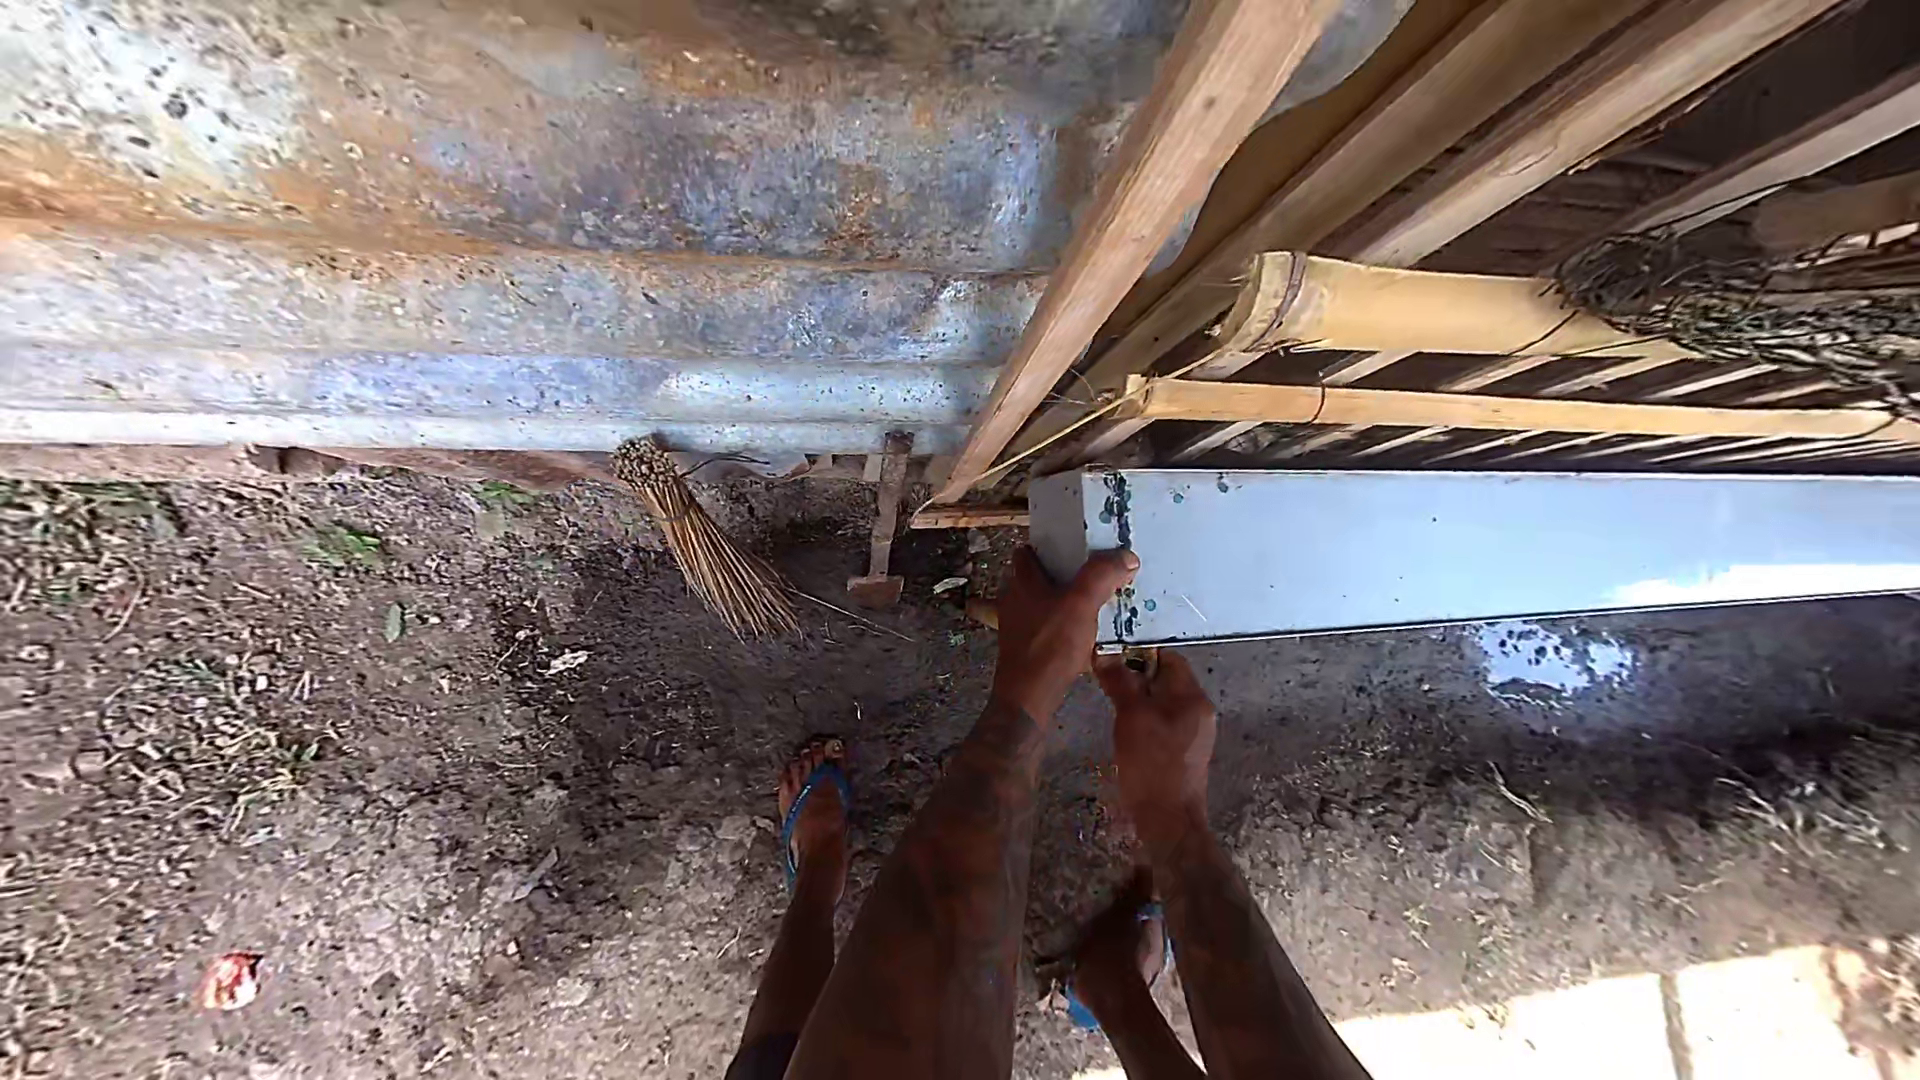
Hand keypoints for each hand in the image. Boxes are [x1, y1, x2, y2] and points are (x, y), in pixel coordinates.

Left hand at [991, 546, 1138, 718]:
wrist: (1028, 696)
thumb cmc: (1049, 646)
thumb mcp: (1081, 605)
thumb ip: (1101, 577)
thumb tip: (1126, 557)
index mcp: (1023, 583)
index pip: (1026, 553)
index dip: (1044, 546)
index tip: (1070, 544)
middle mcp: (1014, 600)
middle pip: (1034, 577)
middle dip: (1057, 573)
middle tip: (1087, 573)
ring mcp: (1016, 626)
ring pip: (1039, 603)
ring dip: (1060, 601)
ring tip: (1089, 602)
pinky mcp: (1024, 648)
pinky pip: (1044, 627)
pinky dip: (1060, 625)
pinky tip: (1082, 633)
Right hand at [1092, 650, 1216, 842]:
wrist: (1167, 820)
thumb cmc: (1151, 764)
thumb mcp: (1131, 716)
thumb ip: (1119, 681)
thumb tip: (1104, 653)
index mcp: (1193, 697)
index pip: (1169, 658)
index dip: (1140, 654)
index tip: (1112, 660)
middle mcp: (1199, 710)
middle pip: (1165, 679)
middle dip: (1135, 677)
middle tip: (1107, 683)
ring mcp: (1193, 732)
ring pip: (1161, 700)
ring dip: (1137, 698)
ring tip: (1113, 706)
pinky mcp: (1183, 750)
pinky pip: (1162, 720)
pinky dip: (1143, 718)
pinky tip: (1125, 729)